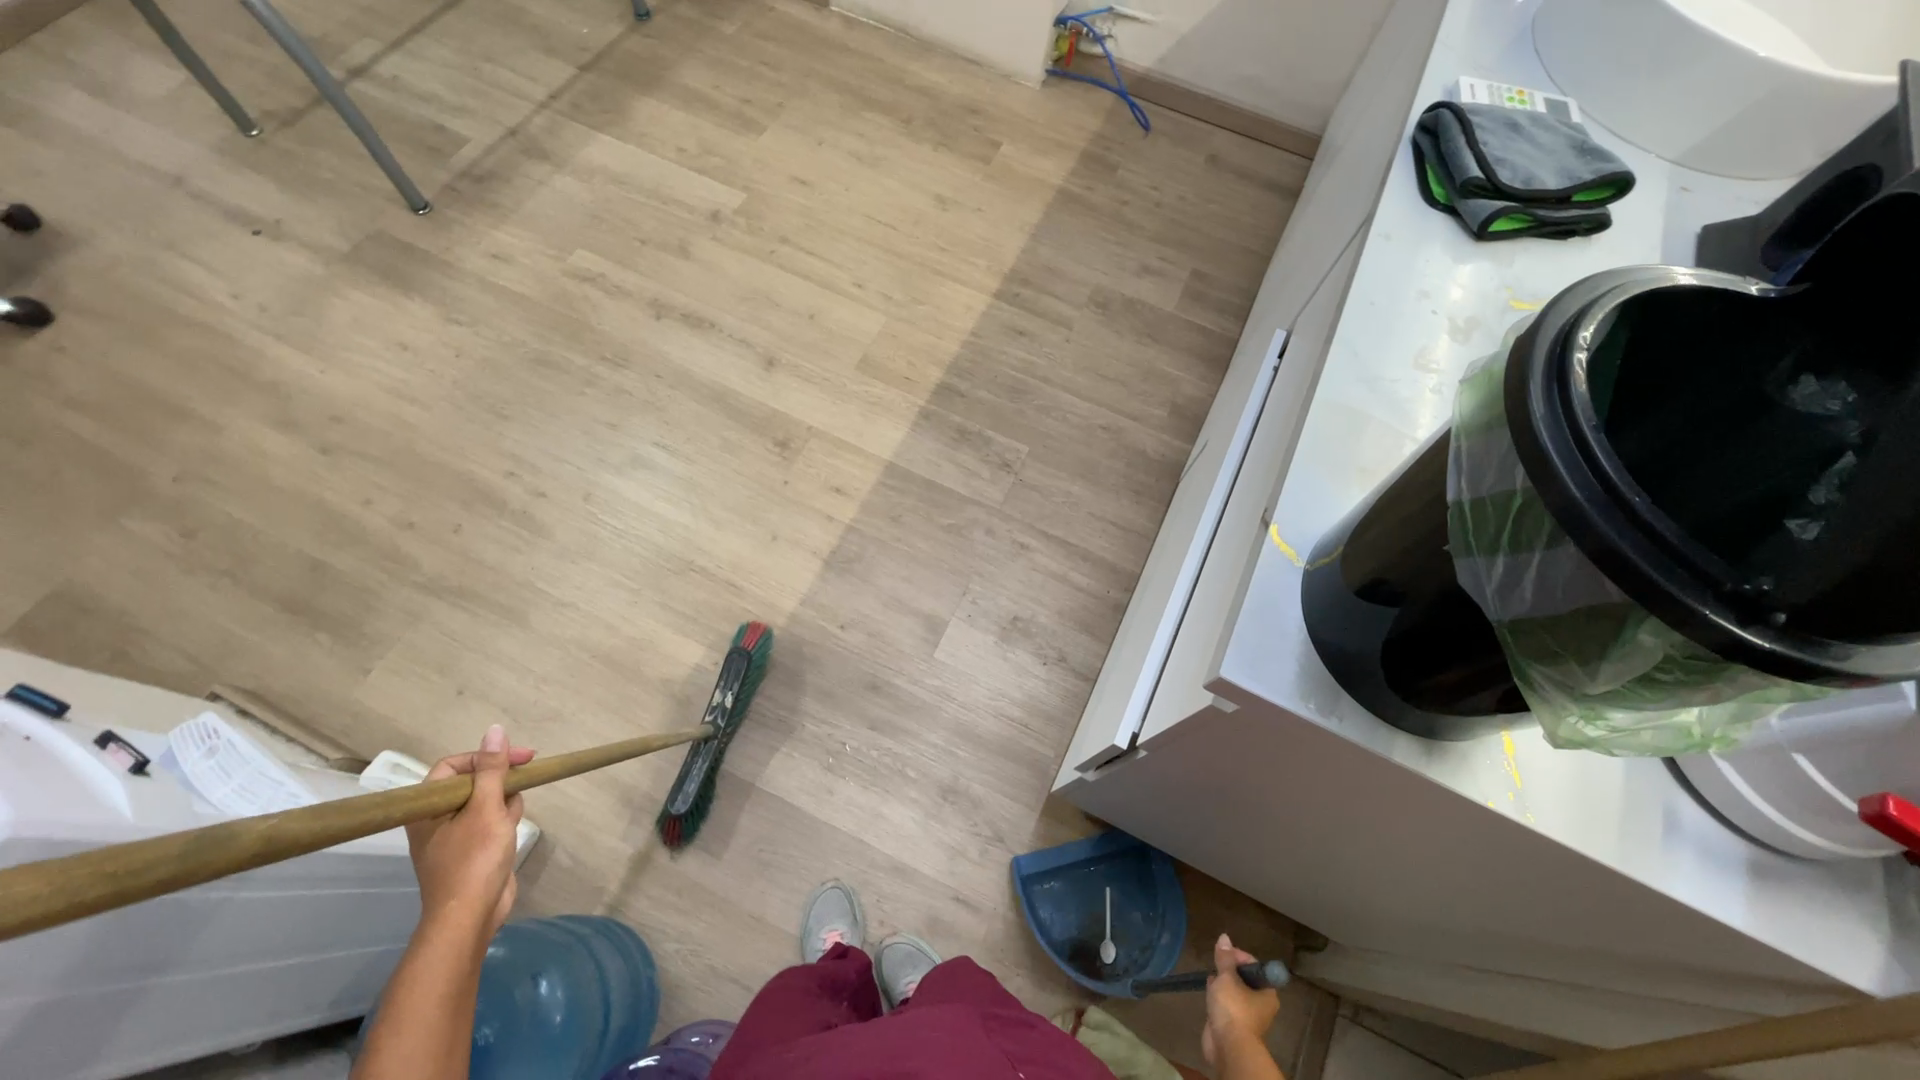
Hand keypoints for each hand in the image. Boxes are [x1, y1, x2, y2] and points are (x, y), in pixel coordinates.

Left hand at [404, 724, 534, 940]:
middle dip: (500, 782)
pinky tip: (513, 829)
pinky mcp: (472, 851)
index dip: (486, 757)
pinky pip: (490, 823)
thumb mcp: (486, 809)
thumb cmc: (474, 859)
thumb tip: (495, 730)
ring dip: (504, 802)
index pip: (454, 766)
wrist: (471, 916)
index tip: (519, 758)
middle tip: (524, 781)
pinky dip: (504, 820)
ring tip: (511, 819)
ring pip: (484, 802)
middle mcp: (435, 819)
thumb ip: (492, 770)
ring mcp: (454, 836)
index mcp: (427, 808)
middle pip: (471, 783)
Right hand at [1203, 933, 1281, 1068]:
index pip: (1254, 965)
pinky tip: (1208, 990)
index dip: (1238, 955)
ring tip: (1211, 975)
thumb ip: (1224, 958)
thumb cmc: (1233, 1008)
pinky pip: (1227, 1003)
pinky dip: (1218, 995)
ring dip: (1223, 982)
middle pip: (1244, 978)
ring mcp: (1247, 1014)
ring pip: (1234, 991)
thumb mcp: (1227, 977)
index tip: (1222, 953)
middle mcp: (1261, 1003)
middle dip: (1229, 969)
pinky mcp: (1234, 1023)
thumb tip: (1224, 936)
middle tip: (1215, 963)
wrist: (1228, 1046)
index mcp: (1267, 992)